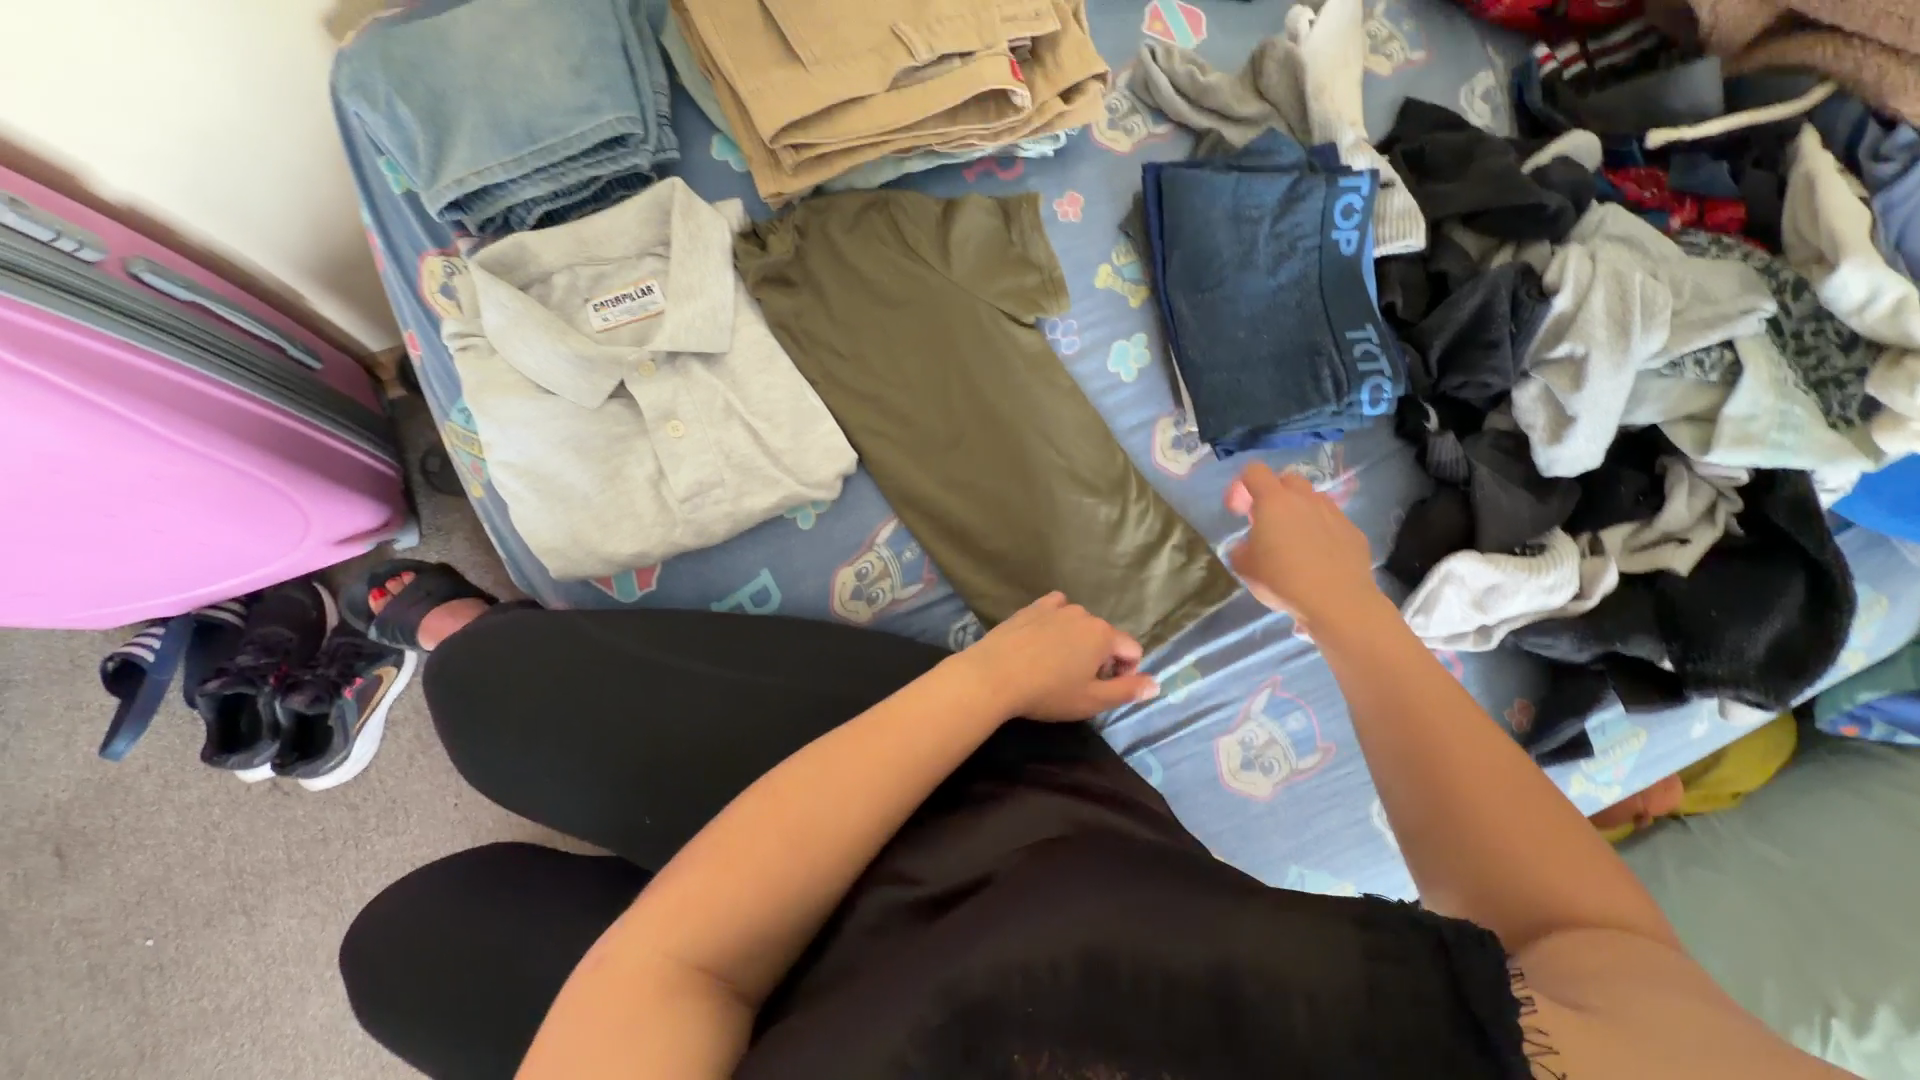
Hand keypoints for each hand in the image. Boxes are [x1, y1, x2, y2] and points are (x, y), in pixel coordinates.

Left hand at [950, 593, 1159, 720]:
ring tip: (1054, 666)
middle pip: (1105, 637)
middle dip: (1100, 658)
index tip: (1101, 689)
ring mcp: (1056, 607)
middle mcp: (1084, 614)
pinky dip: (1056, 623)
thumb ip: (1127, 691)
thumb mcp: (1092, 700)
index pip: (1132, 651)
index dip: (1124, 673)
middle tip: (1075, 683)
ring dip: (1077, 642)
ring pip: (1080, 625)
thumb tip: (1156, 684)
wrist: (993, 676)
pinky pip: (1055, 610)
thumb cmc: (1047, 692)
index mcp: (1104, 635)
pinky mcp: (1031, 608)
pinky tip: (1042, 641)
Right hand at [1225, 463, 1383, 631]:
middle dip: (1272, 495)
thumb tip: (1248, 546)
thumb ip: (1240, 549)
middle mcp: (1305, 499)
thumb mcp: (1245, 567)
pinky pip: (1331, 521)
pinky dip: (1320, 530)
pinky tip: (1318, 557)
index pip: (1254, 471)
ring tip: (1293, 540)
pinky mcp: (1353, 531)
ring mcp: (1333, 513)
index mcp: (1274, 501)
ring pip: (1312, 499)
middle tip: (1266, 523)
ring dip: (1298, 511)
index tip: (1236, 512)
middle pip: (1286, 479)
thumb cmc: (1283, 580)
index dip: (1240, 487)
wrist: (1337, 601)